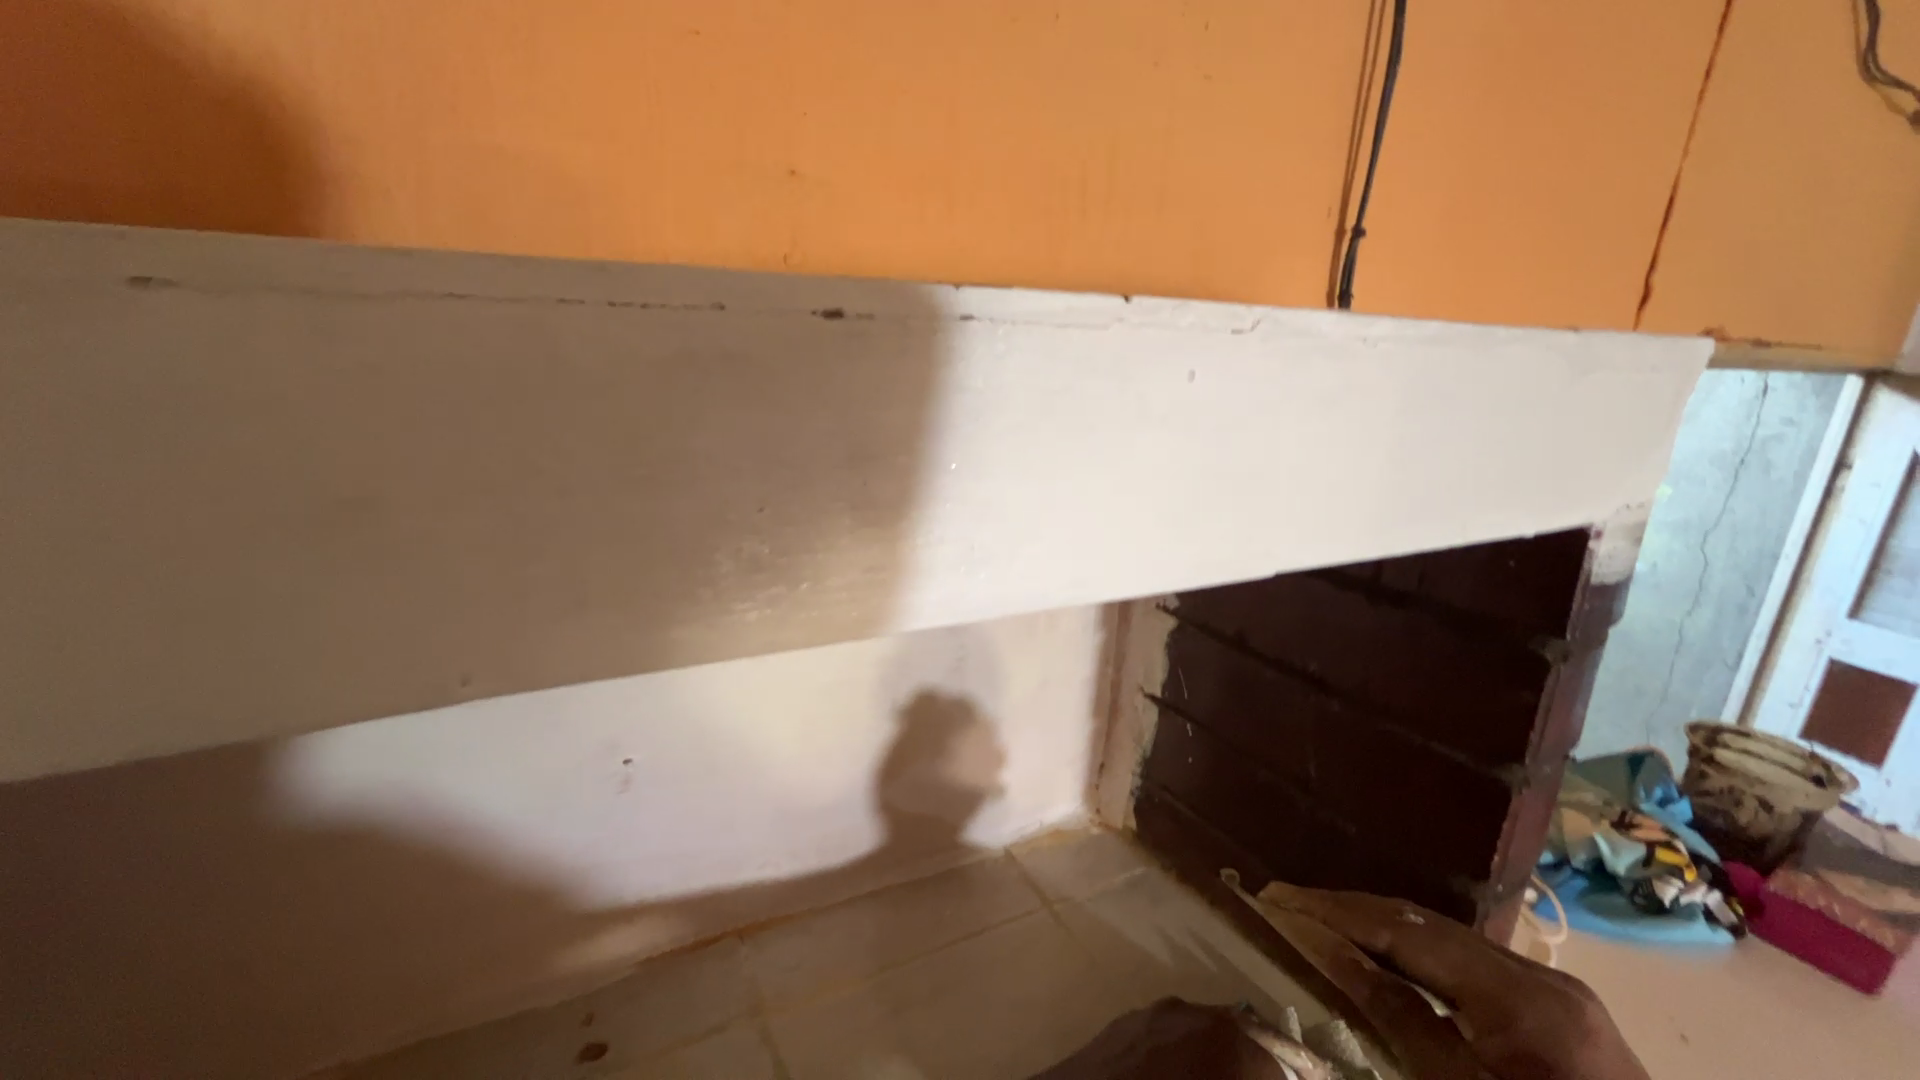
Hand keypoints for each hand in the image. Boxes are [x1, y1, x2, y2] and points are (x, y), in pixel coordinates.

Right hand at [1261, 884, 1648, 1079]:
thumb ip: (1403, 1023)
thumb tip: (1334, 954)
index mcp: (1522, 999)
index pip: (1408, 932)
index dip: (1336, 911)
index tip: (1275, 899)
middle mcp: (1540, 977)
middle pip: (1428, 925)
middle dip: (1351, 910)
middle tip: (1283, 903)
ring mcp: (1554, 991)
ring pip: (1449, 940)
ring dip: (1379, 927)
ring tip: (1318, 922)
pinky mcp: (1558, 1011)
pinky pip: (1470, 964)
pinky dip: (1415, 954)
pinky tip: (1381, 957)